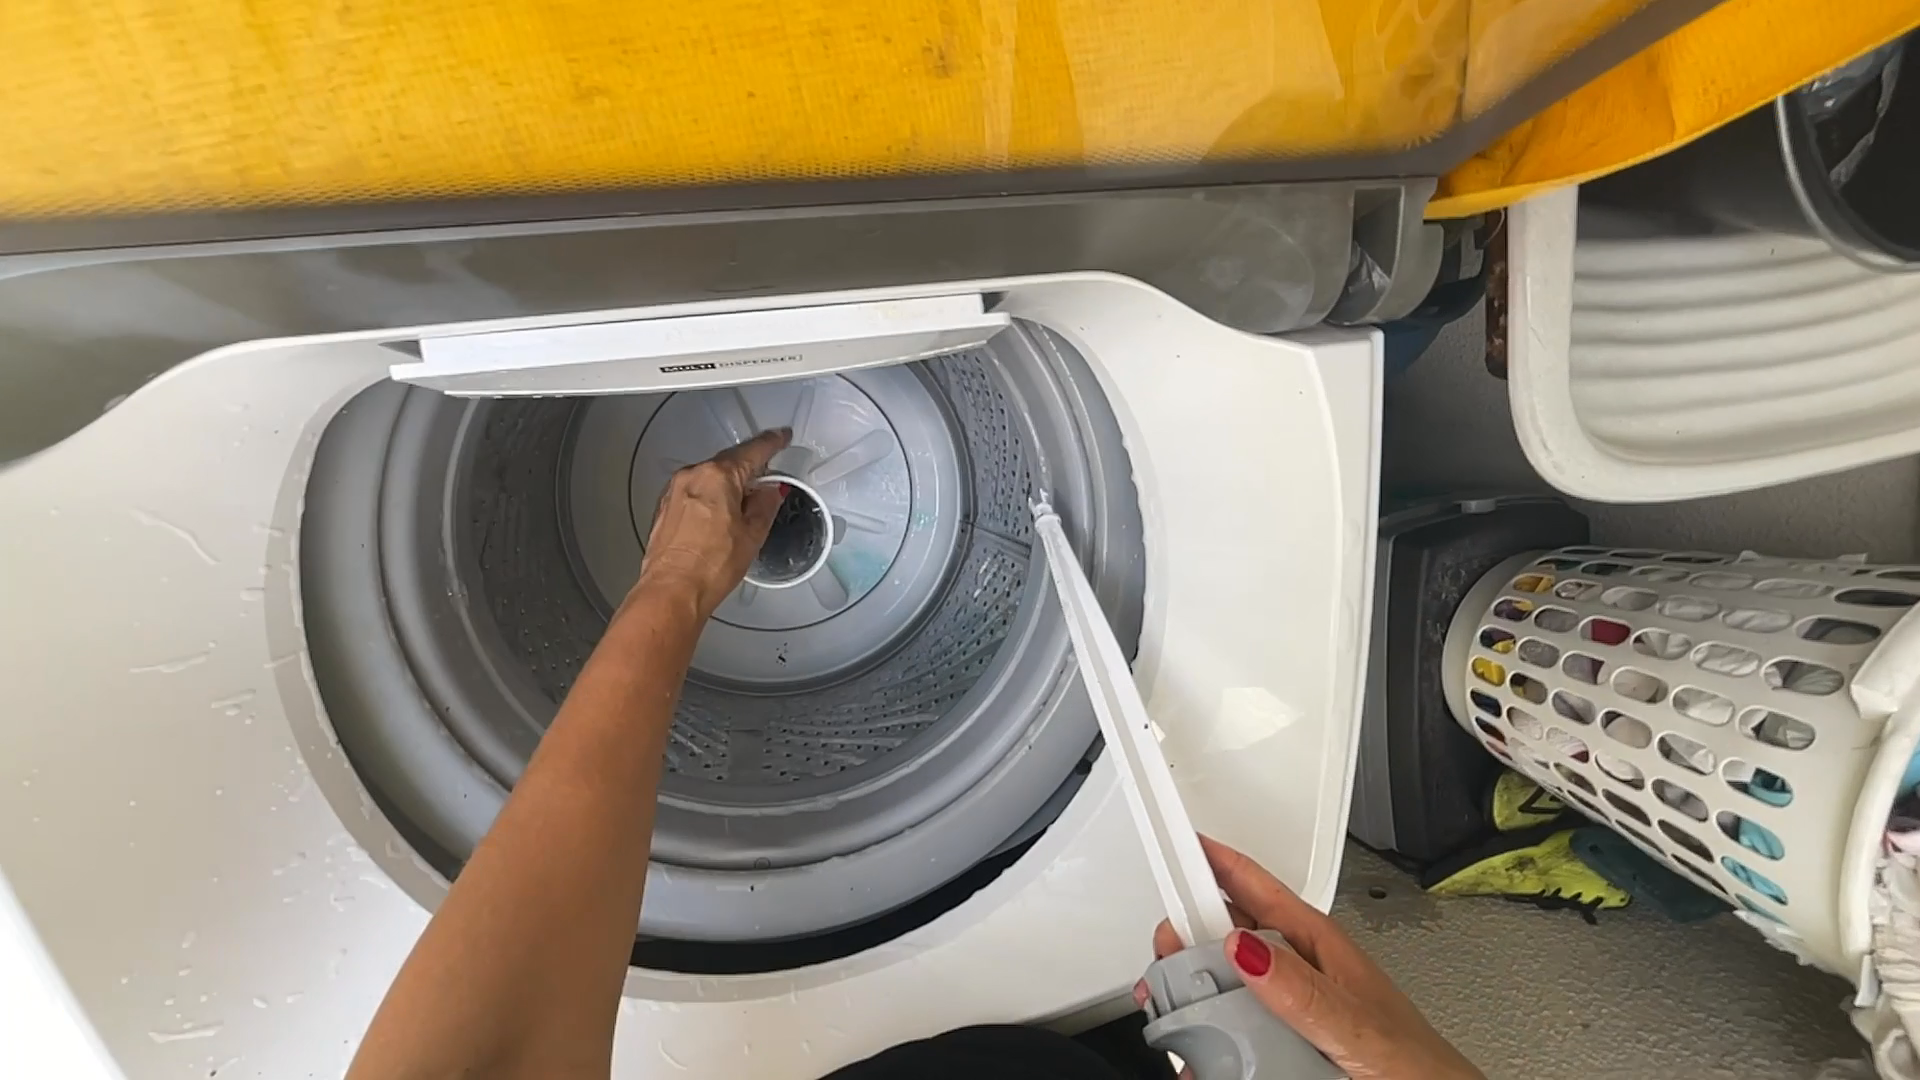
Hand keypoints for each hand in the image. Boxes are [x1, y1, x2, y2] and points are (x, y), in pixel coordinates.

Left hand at [635, 428, 790, 617]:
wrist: (672, 590)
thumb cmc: (710, 566)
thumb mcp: (753, 534)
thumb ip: (765, 504)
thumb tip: (768, 492)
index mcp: (718, 475)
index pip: (753, 451)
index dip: (772, 443)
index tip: (782, 437)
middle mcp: (692, 476)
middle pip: (728, 462)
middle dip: (750, 469)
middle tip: (768, 479)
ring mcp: (675, 491)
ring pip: (710, 478)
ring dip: (729, 486)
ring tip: (744, 508)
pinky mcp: (665, 508)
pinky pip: (695, 492)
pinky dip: (711, 498)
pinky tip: (720, 517)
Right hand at [1142, 837, 1480, 1079]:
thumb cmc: (1421, 1072)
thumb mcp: (1360, 1027)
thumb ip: (1302, 989)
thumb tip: (1241, 947)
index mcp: (1309, 940)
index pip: (1244, 880)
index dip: (1201, 854)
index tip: (1164, 844)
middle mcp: (1289, 965)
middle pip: (1216, 931)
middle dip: (1182, 941)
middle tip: (1164, 966)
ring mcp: (1278, 1005)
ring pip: (1214, 981)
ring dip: (1188, 996)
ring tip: (1176, 1018)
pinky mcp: (1272, 1043)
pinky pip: (1224, 1028)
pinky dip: (1202, 1040)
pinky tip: (1199, 1058)